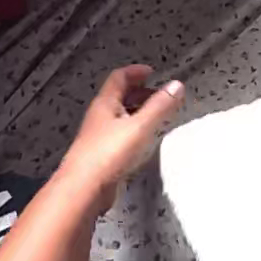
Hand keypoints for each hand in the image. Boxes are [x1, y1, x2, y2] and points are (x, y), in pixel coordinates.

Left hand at [55, 65, 186, 213]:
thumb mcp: (140, 127)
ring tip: (156, 116)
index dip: (135, 72)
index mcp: (105, 103)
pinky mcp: (100, 153)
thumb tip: (177, 84)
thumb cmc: (109, 153)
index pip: (118, 78)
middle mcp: (99, 116)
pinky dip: (133, 129)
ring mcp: (97, 135)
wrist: (83, 188)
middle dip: (138, 91)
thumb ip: (159, 106)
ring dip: (136, 111)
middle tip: (159, 94)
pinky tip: (143, 141)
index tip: (152, 71)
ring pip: (118, 115)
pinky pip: (118, 133)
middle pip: (118, 96)